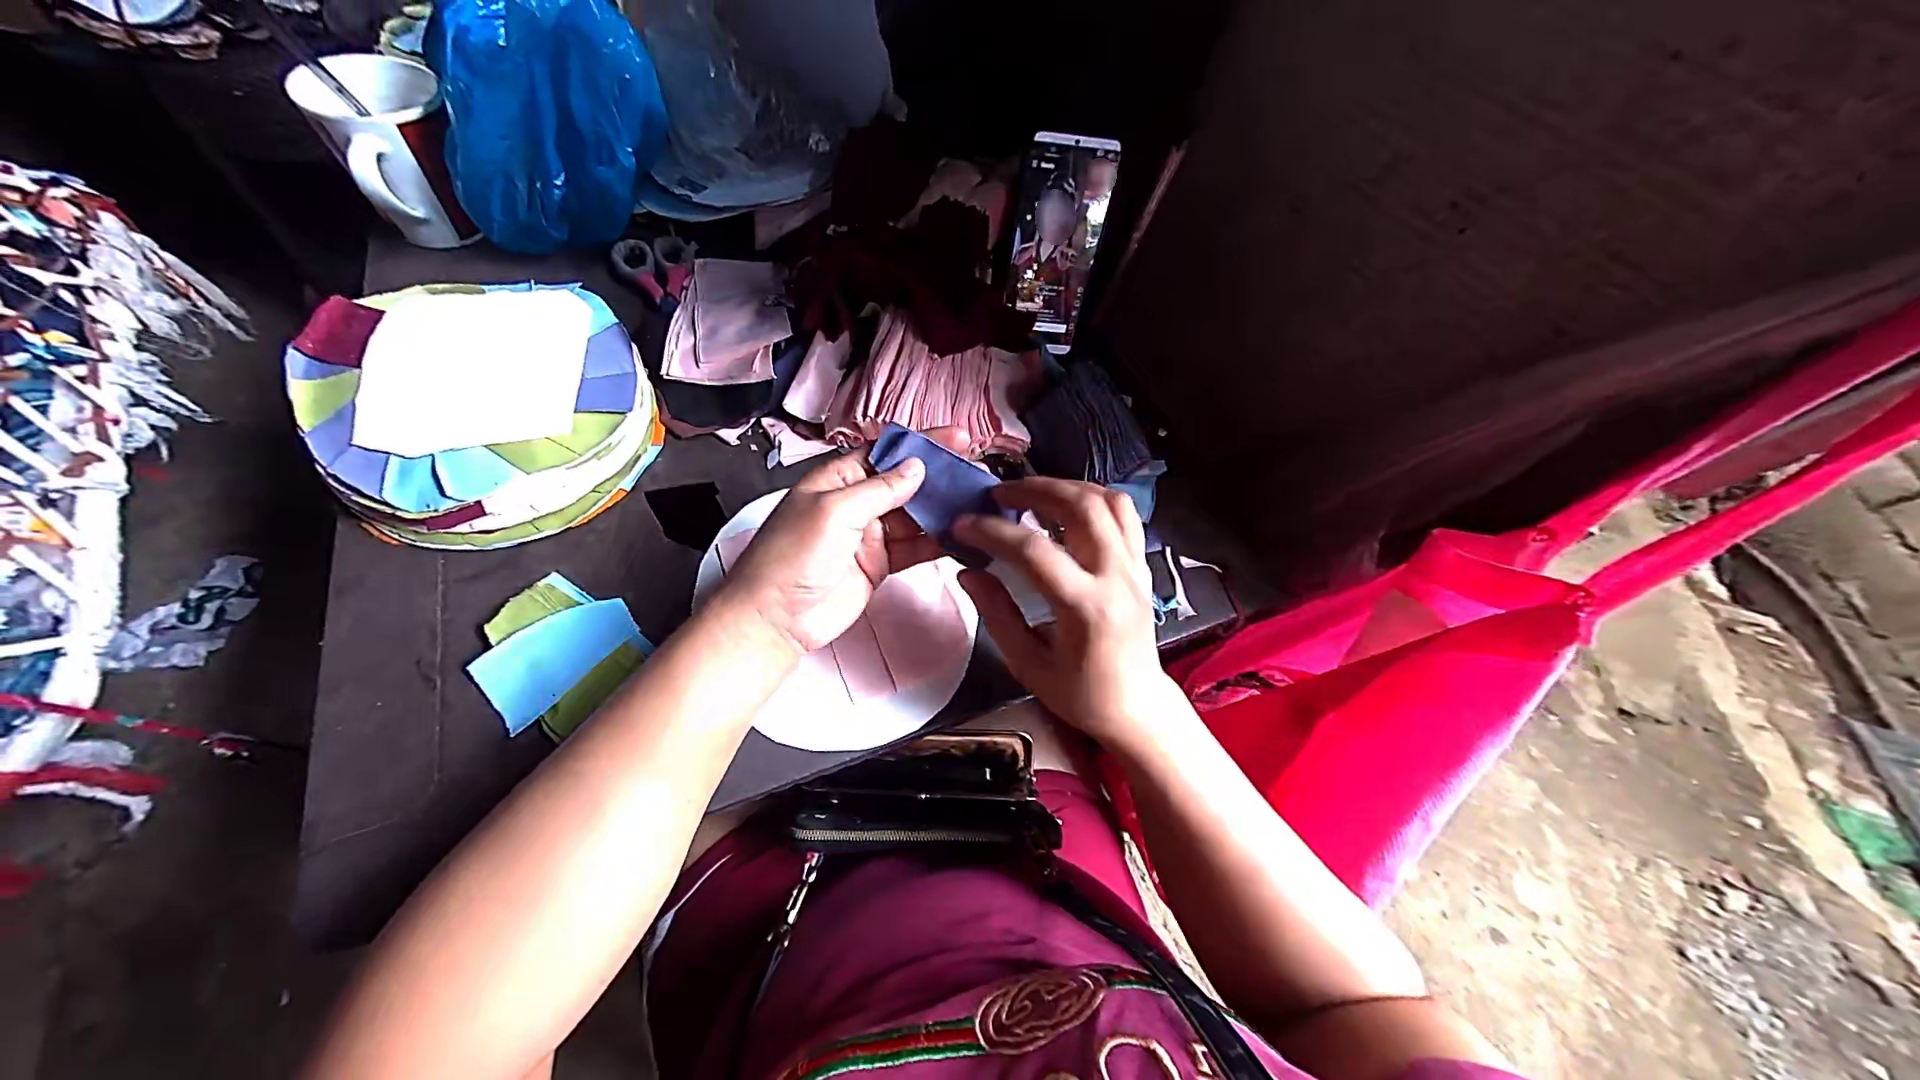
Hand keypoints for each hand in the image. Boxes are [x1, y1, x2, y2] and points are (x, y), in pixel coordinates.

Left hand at [714, 428, 971, 655]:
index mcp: (838, 480)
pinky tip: (959, 538)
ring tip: (974, 504)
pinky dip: (937, 544)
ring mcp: (869, 535)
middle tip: (973, 474)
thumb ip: (879, 489)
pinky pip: (915, 548)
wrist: (775, 618)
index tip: (954, 439)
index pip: (886, 452)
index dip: (920, 444)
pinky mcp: (879, 564)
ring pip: (915, 516)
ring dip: (943, 511)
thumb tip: (915, 467)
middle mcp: (856, 504)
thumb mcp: (833, 511)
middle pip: (906, 483)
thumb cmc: (786, 559)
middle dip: (939, 478)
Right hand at [953, 478, 1186, 750]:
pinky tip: (1068, 503)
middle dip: (1035, 491)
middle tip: (999, 494)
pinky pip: (1125, 515)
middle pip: (1081, 508)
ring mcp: (1135, 568)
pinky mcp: (1142, 566)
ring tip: (1031, 491)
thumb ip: (997, 614)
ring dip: (1066, 487)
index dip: (992, 532)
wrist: (1136, 707)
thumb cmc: (1081, 694)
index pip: (1034, 551)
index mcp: (1086, 608)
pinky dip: (1095, 498)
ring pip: (1108, 502)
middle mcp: (1116, 578)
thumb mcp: (1028, 664)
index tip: (962, 525)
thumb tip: (968, 572)